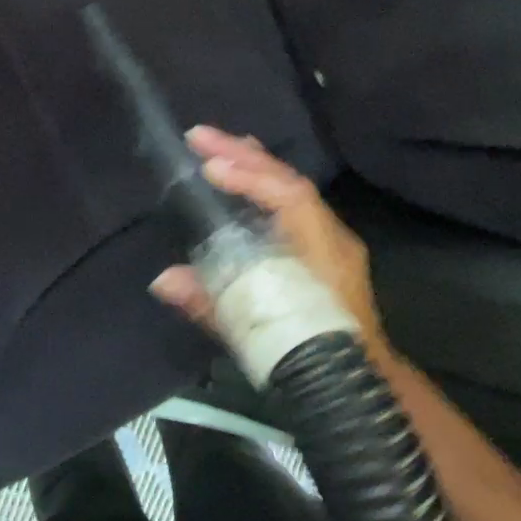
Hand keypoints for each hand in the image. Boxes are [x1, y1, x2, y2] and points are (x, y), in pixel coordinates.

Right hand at [149, 126, 389, 360]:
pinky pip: (291, 201)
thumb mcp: (253, 333)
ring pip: (290, 186)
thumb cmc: (304, 355)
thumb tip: (163, 280)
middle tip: (198, 135)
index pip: (289, 198)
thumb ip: (209, 303)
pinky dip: (262, 181)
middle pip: (288, 181)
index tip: (210, 167)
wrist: (357, 384)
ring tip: (215, 144)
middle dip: (242, 154)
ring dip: (251, 162)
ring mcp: (329, 239)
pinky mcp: (322, 245)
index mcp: (321, 253)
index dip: (249, 177)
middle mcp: (329, 236)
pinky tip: (239, 174)